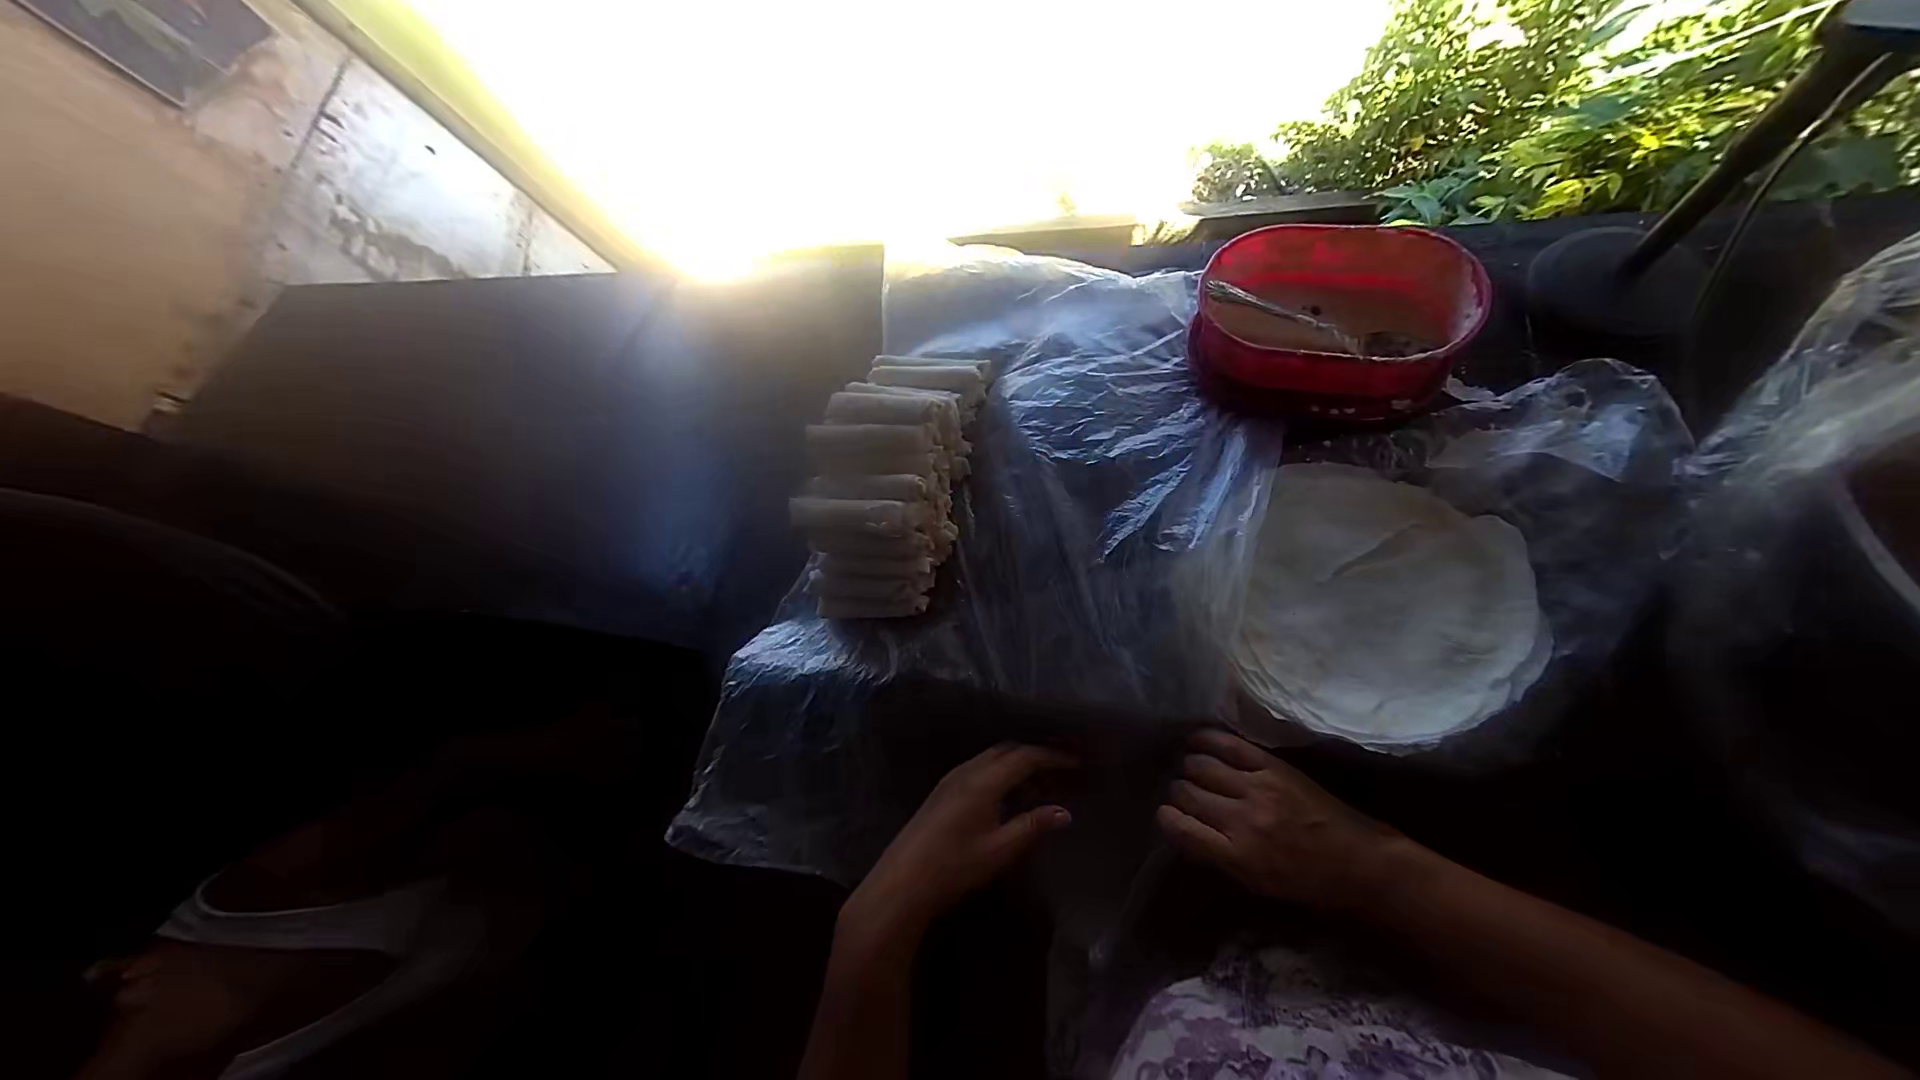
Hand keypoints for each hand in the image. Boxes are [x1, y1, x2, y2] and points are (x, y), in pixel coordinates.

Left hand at [842, 743, 1076, 944]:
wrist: (903, 881)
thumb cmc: (954, 867)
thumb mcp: (999, 850)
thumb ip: (1032, 827)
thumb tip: (1065, 812)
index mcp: (983, 781)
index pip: (1024, 757)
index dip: (1052, 756)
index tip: (1075, 761)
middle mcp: (967, 771)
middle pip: (1007, 749)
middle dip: (1035, 753)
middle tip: (1061, 764)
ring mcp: (951, 778)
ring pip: (991, 756)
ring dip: (1017, 760)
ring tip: (1041, 777)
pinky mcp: (942, 789)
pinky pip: (979, 766)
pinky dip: (1000, 768)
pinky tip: (1008, 789)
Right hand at [1157, 730, 1404, 909]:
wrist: (1360, 862)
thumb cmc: (1306, 882)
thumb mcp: (1254, 884)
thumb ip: (1214, 855)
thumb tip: (1181, 826)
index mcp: (1237, 855)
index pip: (1179, 827)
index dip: (1166, 818)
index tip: (1169, 815)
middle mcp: (1242, 820)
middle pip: (1186, 792)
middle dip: (1178, 792)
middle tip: (1185, 794)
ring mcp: (1257, 788)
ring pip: (1199, 765)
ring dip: (1189, 768)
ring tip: (1193, 770)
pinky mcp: (1272, 766)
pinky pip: (1227, 744)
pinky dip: (1205, 740)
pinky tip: (1196, 742)